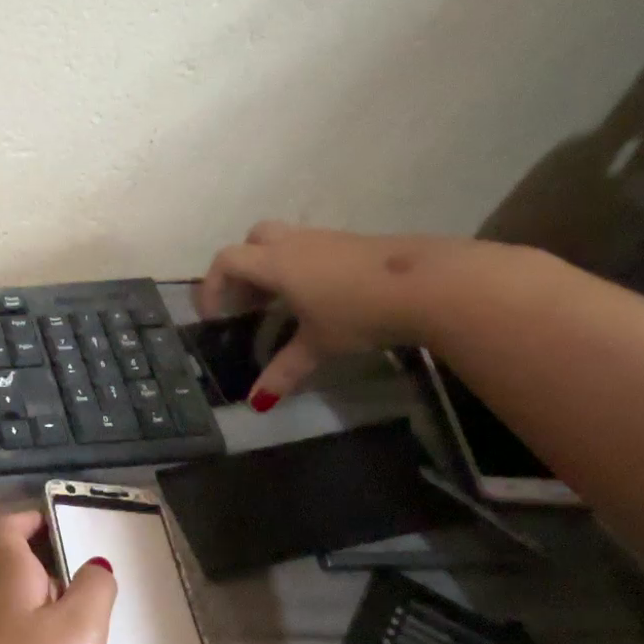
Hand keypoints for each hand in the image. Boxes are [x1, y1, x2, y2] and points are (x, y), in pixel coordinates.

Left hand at [0, 510, 116, 643]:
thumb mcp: (77, 629)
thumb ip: (94, 589)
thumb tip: (94, 564)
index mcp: (8, 575)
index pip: (5, 527)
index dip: (29, 518)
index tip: (60, 525)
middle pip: (16, 568)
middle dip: (53, 571)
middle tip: (95, 590)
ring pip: (18, 607)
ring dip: (51, 611)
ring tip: (89, 636)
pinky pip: (13, 640)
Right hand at [198, 222, 514, 404]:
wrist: (432, 284)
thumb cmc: (360, 311)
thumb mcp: (318, 345)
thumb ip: (284, 370)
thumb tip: (255, 404)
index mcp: (276, 263)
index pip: (226, 260)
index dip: (212, 286)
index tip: (216, 316)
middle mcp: (297, 243)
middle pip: (254, 240)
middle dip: (244, 267)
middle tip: (249, 302)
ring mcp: (330, 239)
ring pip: (287, 241)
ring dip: (274, 267)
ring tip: (284, 304)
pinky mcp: (357, 243)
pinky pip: (315, 248)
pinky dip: (304, 268)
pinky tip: (321, 298)